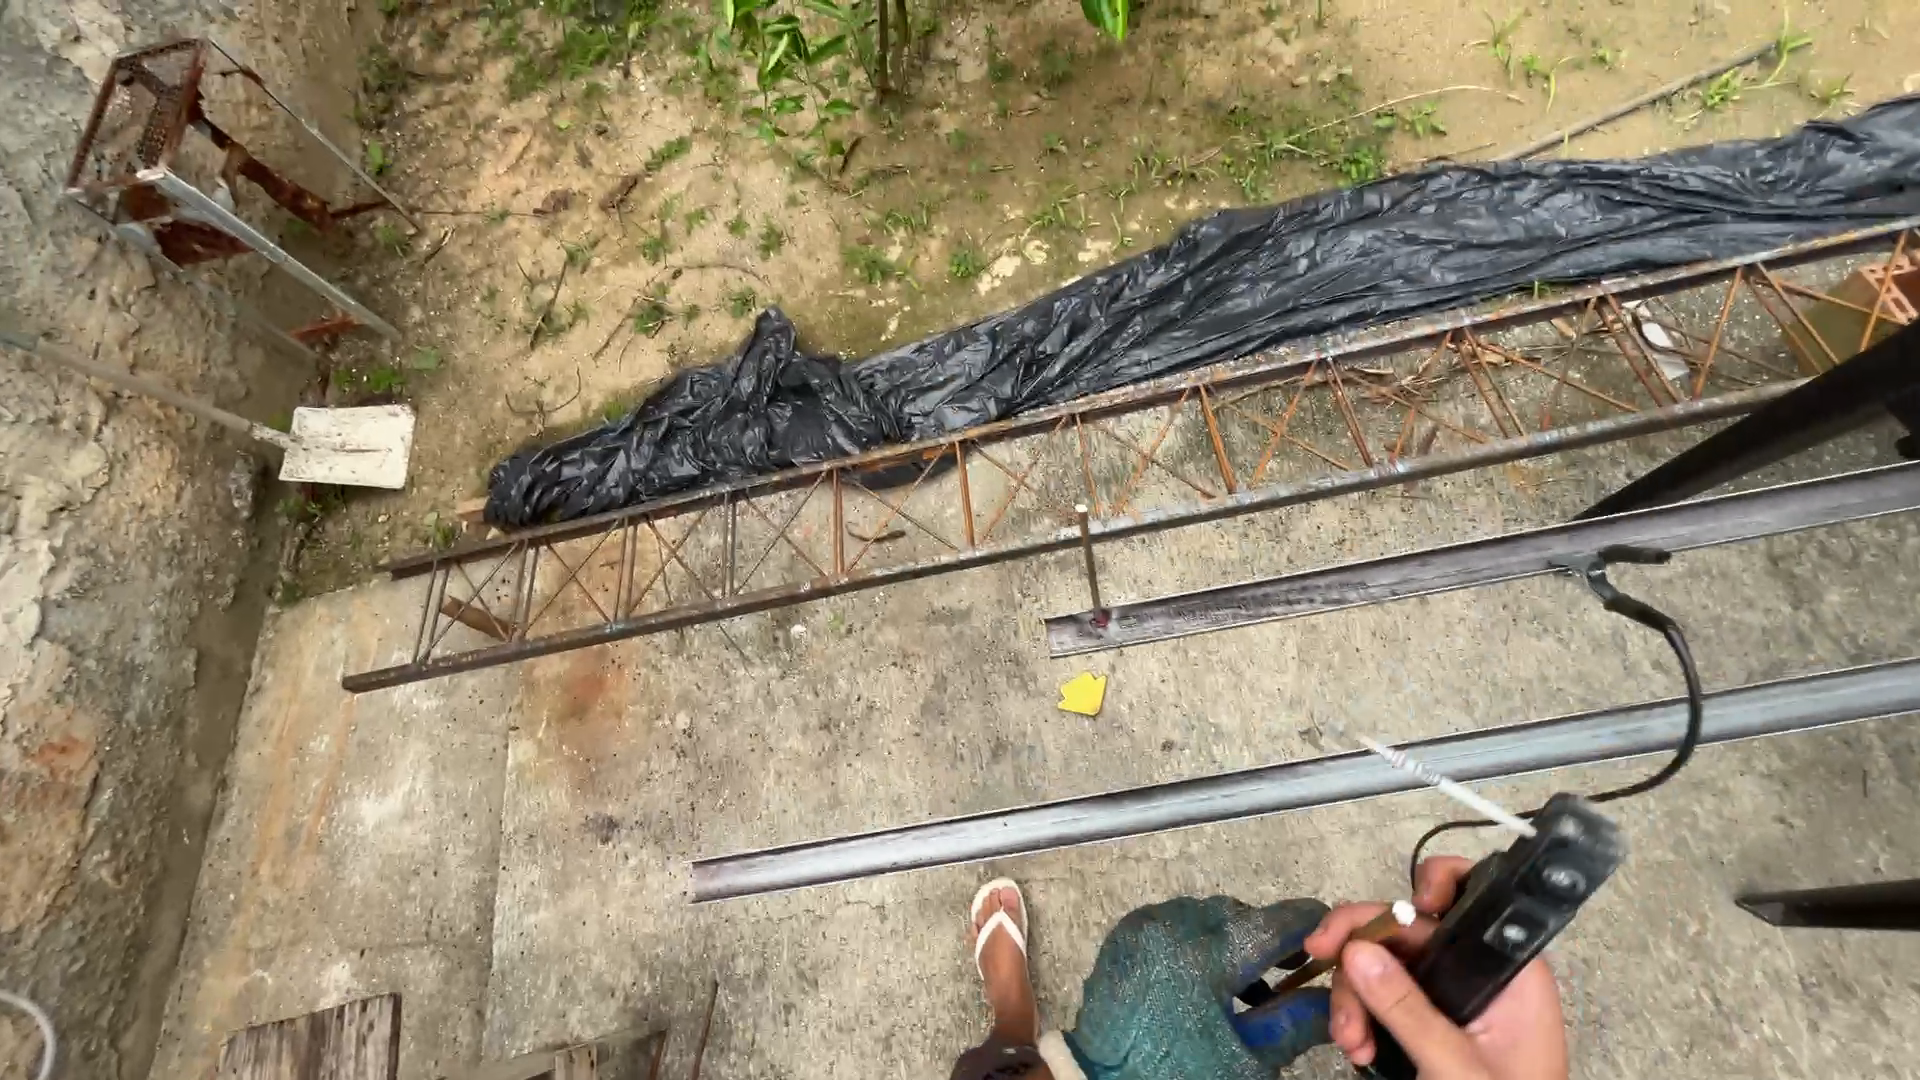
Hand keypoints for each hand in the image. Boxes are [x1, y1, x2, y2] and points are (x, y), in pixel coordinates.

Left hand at [1061, 896, 1332, 1079]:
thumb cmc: (1185, 1076)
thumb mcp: (1252, 1059)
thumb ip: (1297, 1021)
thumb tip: (1336, 993)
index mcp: (1205, 956)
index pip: (1270, 924)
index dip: (1306, 923)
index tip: (1331, 927)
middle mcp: (1172, 926)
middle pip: (1236, 914)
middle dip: (1266, 934)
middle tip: (1291, 964)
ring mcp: (1144, 925)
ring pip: (1204, 913)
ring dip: (1231, 934)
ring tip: (1251, 979)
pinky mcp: (1125, 932)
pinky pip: (1172, 919)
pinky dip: (1196, 936)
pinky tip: (1209, 974)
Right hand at [1303, 857, 1567, 1079]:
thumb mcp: (1456, 1069)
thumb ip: (1407, 1010)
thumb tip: (1354, 949)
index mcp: (1505, 971)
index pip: (1473, 895)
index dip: (1435, 882)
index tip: (1405, 904)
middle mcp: (1472, 968)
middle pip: (1402, 925)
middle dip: (1358, 951)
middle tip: (1318, 958)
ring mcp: (1444, 991)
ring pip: (1379, 958)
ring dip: (1352, 994)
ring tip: (1350, 1040)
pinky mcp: (1422, 1013)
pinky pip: (1376, 989)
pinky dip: (1357, 1010)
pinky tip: (1356, 1044)